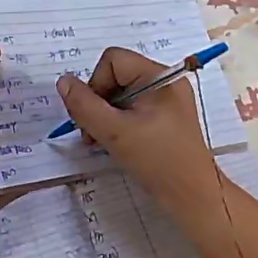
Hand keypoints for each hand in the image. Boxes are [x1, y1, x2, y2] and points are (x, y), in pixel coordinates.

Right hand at [56, 48, 217, 204]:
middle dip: (98, 101)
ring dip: (105, 114)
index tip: (94, 115)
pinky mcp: (166, 118)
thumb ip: (84, 105)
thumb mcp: (115, 133)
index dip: (95, 84)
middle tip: (92, 133)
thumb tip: (64, 82)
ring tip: (100, 141)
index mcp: (160, 76)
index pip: (113, 60)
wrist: (194, 197)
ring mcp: (168, 100)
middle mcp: (166, 81)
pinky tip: (114, 143)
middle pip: (116, 75)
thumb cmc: (158, 161)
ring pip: (122, 93)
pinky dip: (118, 122)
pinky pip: (134, 108)